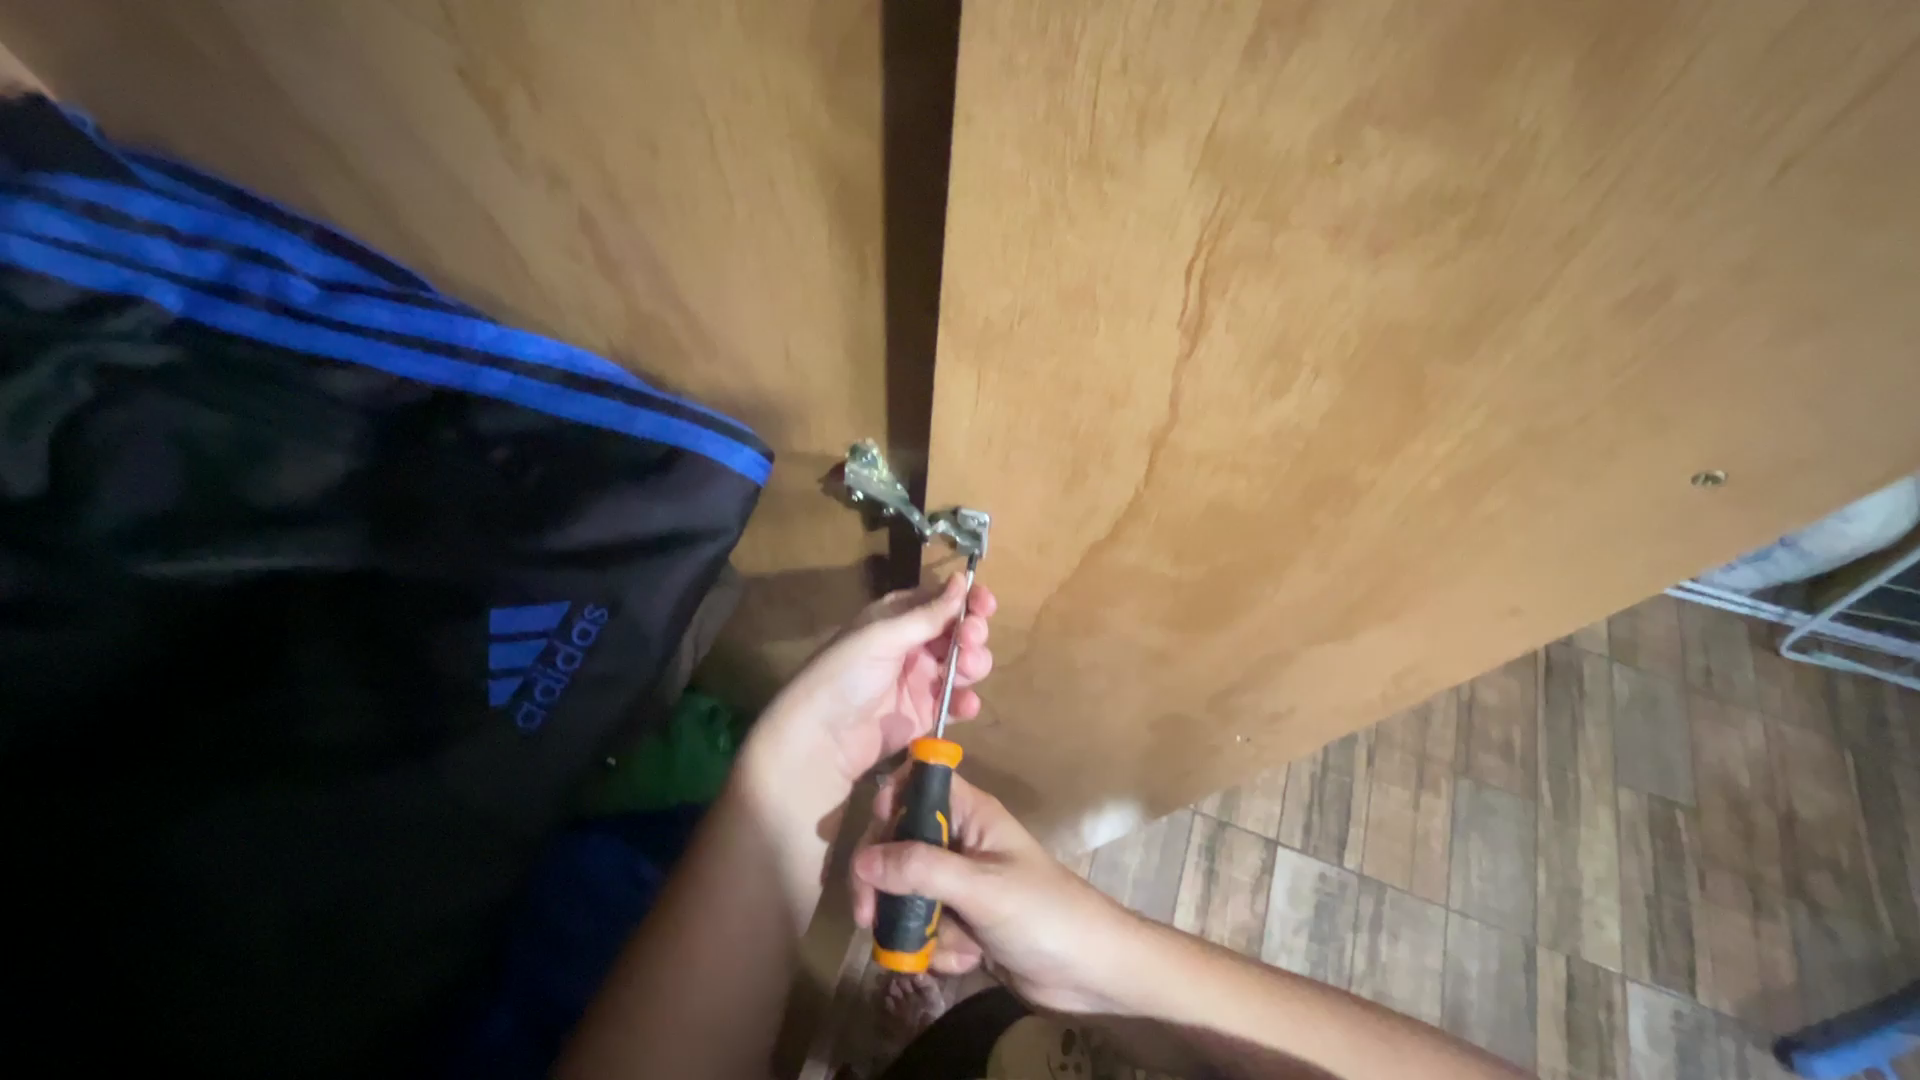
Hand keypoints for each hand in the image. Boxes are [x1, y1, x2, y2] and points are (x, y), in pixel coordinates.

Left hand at [752, 574, 995, 798]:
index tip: (986, 605)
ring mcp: (919, 681)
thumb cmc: (846, 675)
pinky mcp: (924, 714)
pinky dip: (965, 702)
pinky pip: (955, 702)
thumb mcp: (883, 636)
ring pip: (962, 665)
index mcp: (895, 618)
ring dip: (973, 664)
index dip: (966, 600)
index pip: (939, 600)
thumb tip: (962, 579)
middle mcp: (910, 645)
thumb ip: (927, 614)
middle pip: (956, 631)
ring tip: (967, 672)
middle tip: (970, 640)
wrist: (820, 739)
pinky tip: (964, 705)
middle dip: (972, 633)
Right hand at [849, 772, 1145, 1015]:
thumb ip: (920, 870)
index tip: (874, 834)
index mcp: (972, 814)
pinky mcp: (963, 922)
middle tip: (868, 917)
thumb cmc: (1044, 913)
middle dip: (883, 883)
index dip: (893, 798)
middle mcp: (961, 842)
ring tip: (935, 949)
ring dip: (915, 926)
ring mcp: (960, 884)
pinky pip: (927, 927)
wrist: (1092, 972)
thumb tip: (861, 859)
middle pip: (900, 844)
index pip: (921, 783)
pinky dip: (938, 949)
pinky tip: (967, 960)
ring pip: (908, 893)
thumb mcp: (981, 887)